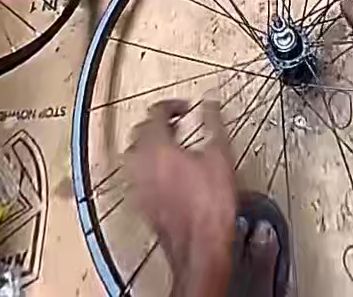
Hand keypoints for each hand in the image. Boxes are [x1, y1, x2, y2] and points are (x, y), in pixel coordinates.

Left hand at [123, 99, 236, 294]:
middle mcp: (143, 165)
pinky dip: (146, 167)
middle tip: (175, 122)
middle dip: (156, 122)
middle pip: (139, 131)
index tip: (184, 108)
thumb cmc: (209, 207)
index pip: (155, 113)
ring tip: (167, 144)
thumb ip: (213, 122)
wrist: (202, 249)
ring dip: (148, 144)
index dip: (170, 105)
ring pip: (133, 154)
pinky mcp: (142, 206)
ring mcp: (139, 187)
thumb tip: (210, 104)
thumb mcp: (219, 154)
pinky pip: (136, 177)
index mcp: (158, 148)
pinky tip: (163, 172)